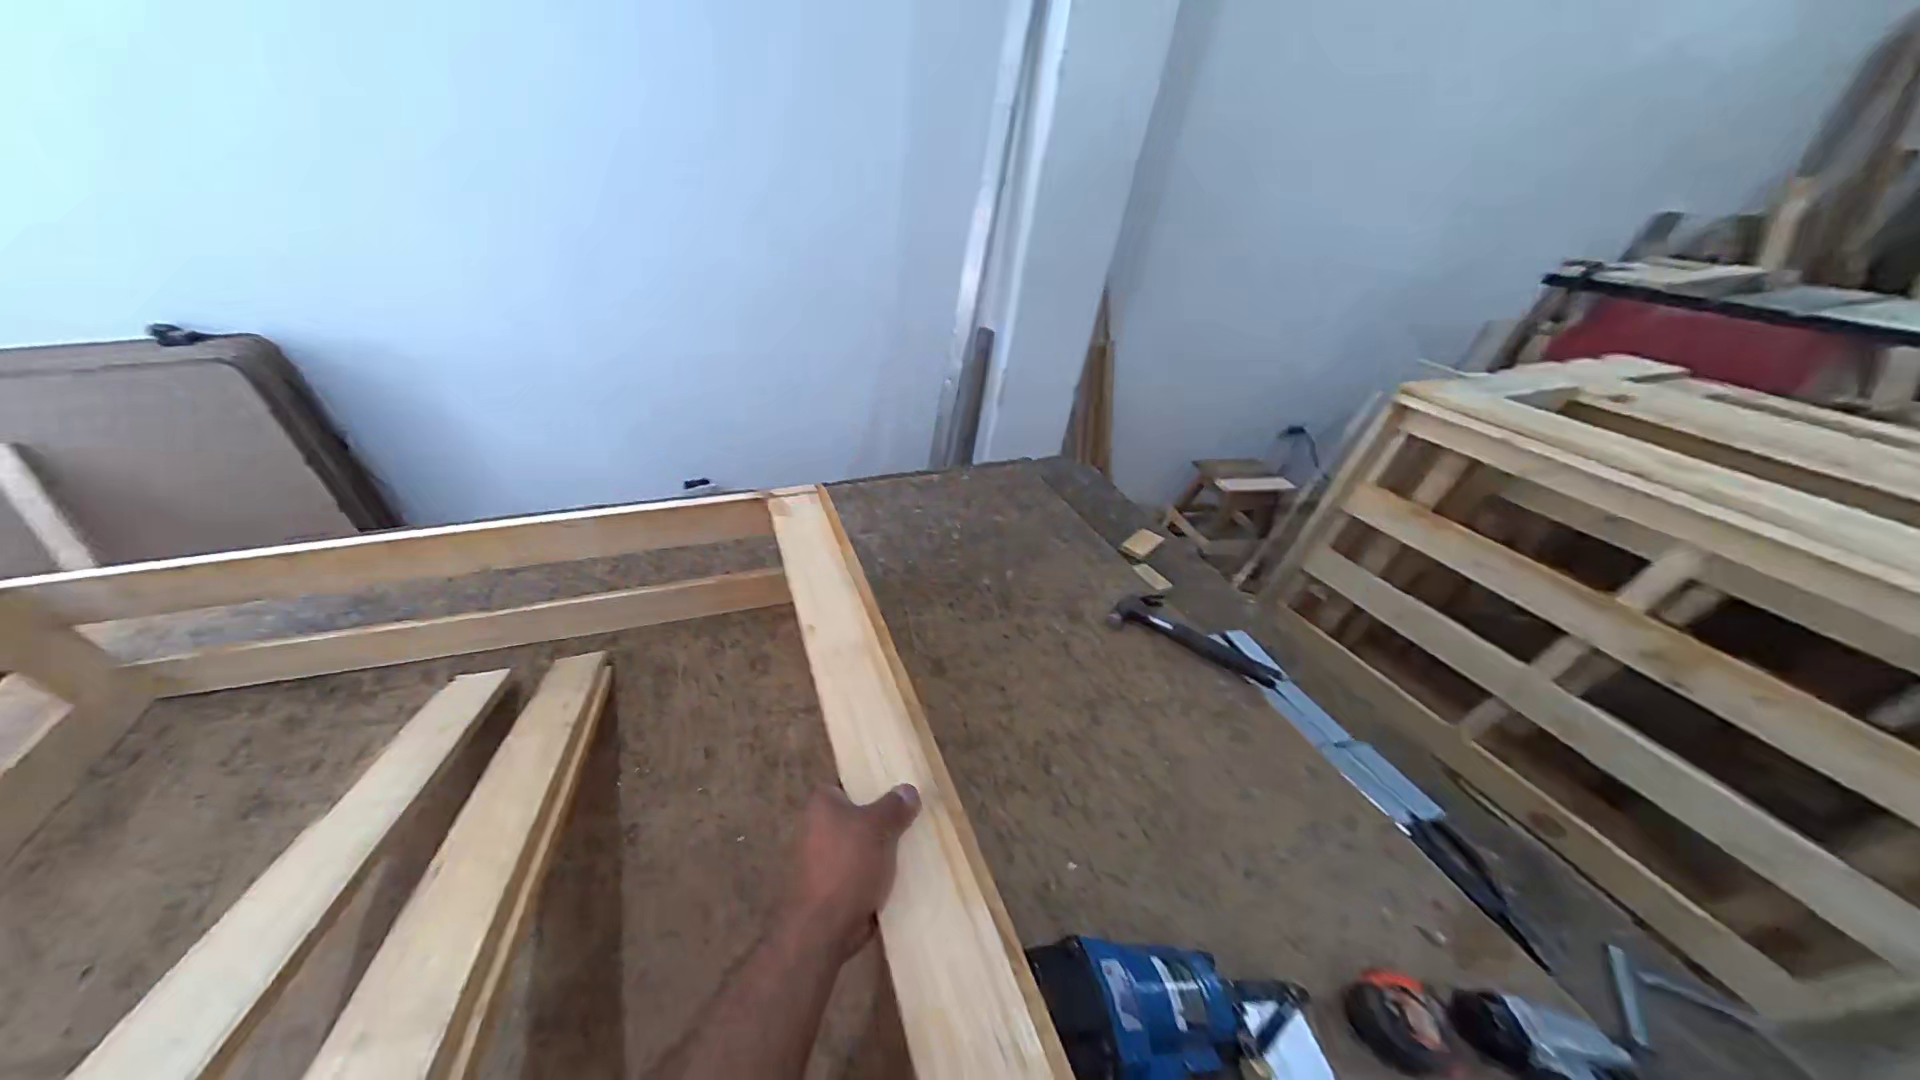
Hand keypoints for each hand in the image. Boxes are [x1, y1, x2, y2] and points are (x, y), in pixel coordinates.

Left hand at [779, 783, 920, 960]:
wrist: (821, 930)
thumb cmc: (847, 866)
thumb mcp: (878, 827)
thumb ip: (894, 806)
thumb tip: (908, 790)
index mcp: (822, 804)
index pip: (850, 784)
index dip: (874, 786)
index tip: (900, 793)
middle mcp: (815, 827)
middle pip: (857, 816)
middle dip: (881, 821)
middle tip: (913, 819)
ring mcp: (821, 860)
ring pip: (860, 846)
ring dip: (881, 851)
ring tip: (913, 847)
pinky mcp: (830, 887)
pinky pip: (860, 872)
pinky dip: (875, 874)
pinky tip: (901, 876)